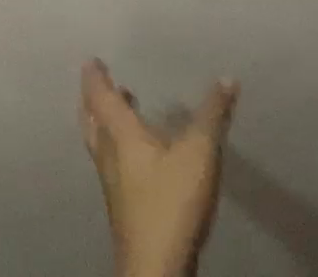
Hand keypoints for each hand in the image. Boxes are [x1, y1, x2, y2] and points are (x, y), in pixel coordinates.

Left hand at [79, 59, 239, 276]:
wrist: (156, 267)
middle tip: (97, 82)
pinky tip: (142, 149)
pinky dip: (119, 143)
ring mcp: (115, 186)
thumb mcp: (200, 150)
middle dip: (93, 101)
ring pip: (102, 145)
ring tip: (120, 105)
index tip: (90, 61)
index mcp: (122, 140)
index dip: (96, 80)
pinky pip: (114, 161)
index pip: (103, 101)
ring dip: (106, 122)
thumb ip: (213, 113)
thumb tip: (226, 77)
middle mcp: (111, 159)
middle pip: (93, 124)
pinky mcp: (125, 205)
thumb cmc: (172, 200)